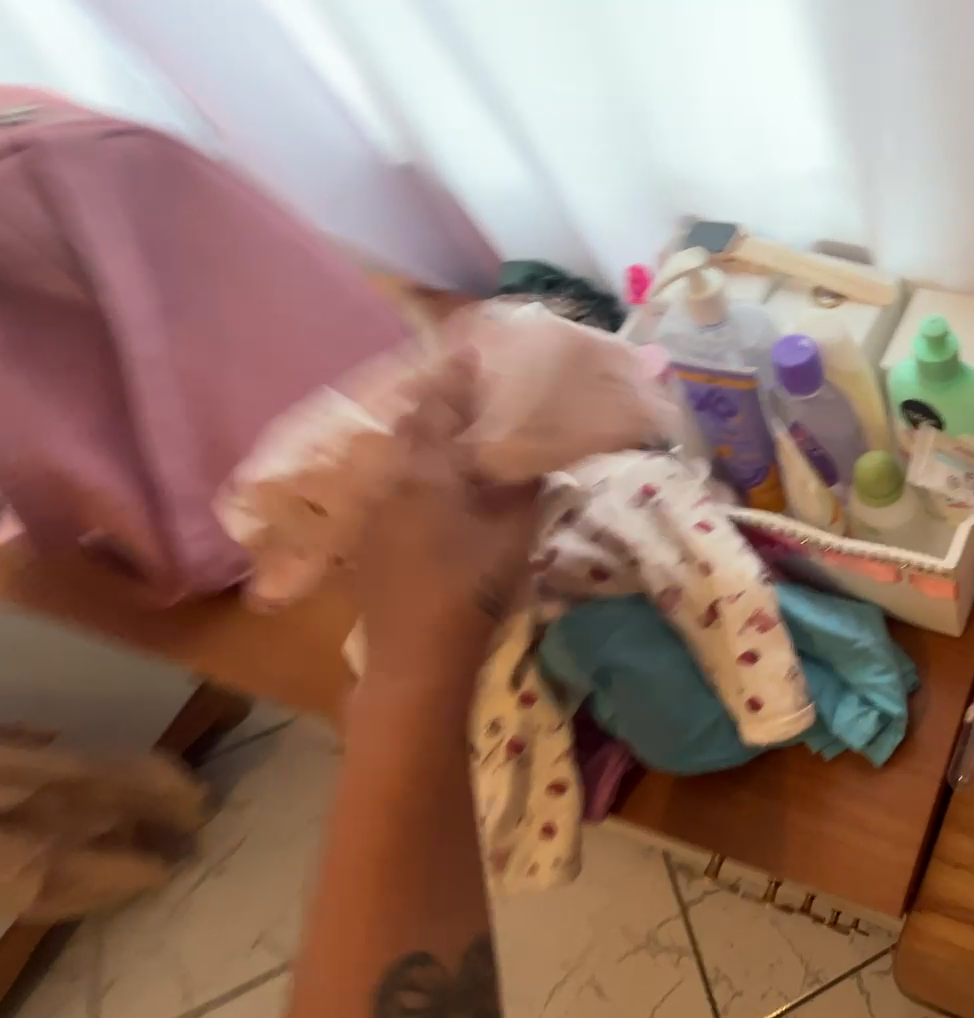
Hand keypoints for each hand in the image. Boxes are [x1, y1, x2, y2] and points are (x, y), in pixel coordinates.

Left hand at [354, 355, 539, 687]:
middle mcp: (392, 479)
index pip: (439, 409)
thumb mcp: (514, 532)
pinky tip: (439, 477)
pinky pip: (396, 481)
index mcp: (427, 471)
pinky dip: (419, 465)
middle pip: (412, 426)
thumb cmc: (473, 586)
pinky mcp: (373, 533)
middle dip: (438, 402)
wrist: (418, 649)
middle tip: (467, 387)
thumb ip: (526, 486)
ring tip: (456, 425)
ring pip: (401, 454)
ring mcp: (376, 507)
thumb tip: (539, 455)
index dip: (455, 379)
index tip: (471, 352)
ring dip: (426, 434)